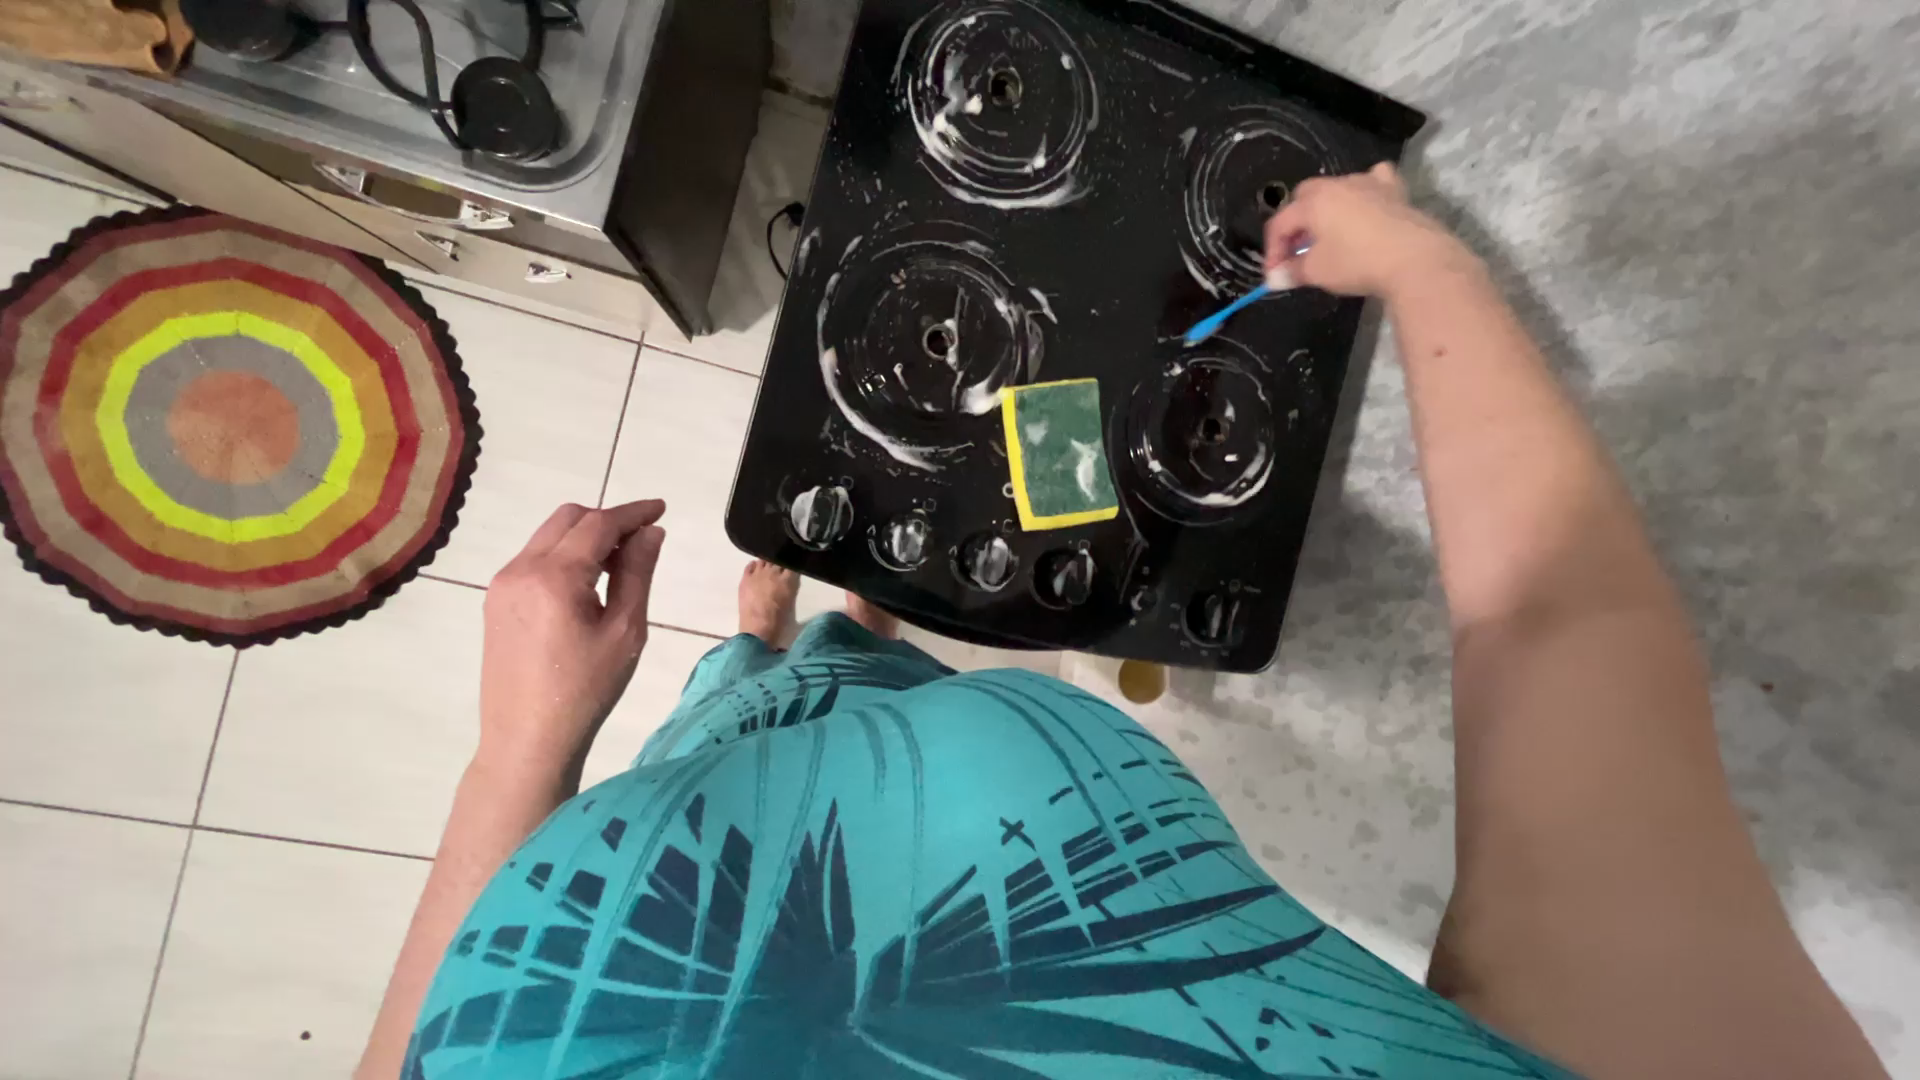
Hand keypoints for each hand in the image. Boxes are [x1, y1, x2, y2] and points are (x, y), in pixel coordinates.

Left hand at [477, 500, 666, 772]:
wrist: (527, 738)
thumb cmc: (586, 688)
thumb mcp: (625, 630)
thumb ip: (637, 573)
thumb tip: (650, 532)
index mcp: (554, 577)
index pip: (599, 523)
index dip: (633, 512)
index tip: (662, 509)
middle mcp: (520, 569)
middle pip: (568, 518)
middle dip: (608, 519)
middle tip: (643, 540)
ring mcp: (502, 585)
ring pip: (549, 536)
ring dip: (585, 536)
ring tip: (619, 564)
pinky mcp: (496, 601)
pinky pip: (535, 558)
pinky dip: (565, 555)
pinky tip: (587, 583)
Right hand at [1264, 162, 1478, 298]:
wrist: (1413, 259)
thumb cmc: (1356, 263)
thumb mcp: (1316, 272)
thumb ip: (1291, 272)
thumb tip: (1276, 277)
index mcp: (1313, 203)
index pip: (1280, 224)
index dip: (1272, 251)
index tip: (1274, 275)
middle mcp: (1338, 185)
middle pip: (1304, 196)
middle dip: (1295, 223)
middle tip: (1297, 251)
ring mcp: (1369, 184)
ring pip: (1337, 187)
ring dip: (1325, 209)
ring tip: (1327, 235)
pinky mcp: (1395, 191)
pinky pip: (1375, 180)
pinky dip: (1364, 191)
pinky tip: (1365, 204)